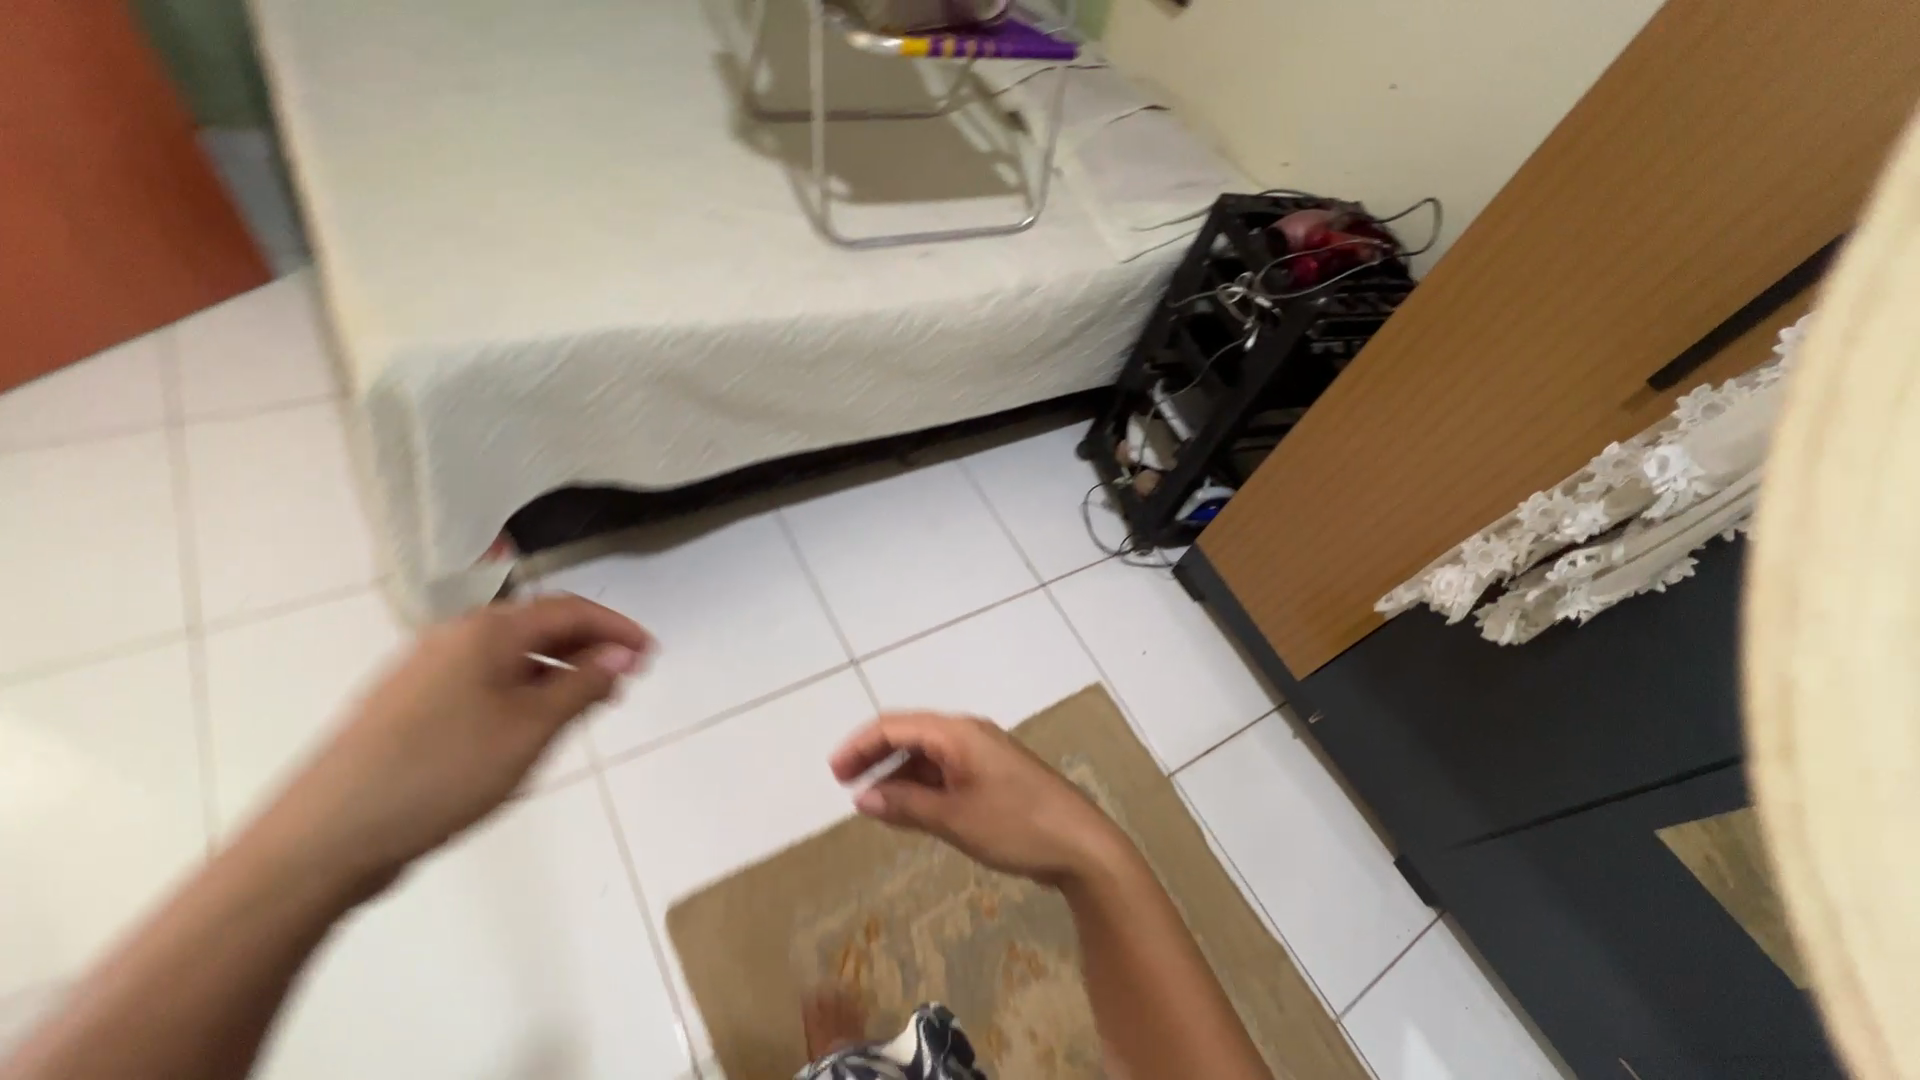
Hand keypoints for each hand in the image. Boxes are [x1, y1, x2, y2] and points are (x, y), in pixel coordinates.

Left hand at [252, 595, 653, 893]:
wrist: (325, 837)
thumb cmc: (443, 773)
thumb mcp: (530, 730)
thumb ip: (582, 686)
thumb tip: (621, 654)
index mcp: (486, 632)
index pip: (568, 610)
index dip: (616, 627)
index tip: (651, 655)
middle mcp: (452, 638)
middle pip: (537, 628)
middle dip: (588, 649)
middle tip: (625, 682)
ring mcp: (423, 672)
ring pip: (508, 658)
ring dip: (556, 673)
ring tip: (586, 708)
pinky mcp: (407, 706)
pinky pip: (482, 682)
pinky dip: (521, 692)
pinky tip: (528, 728)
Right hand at [829, 712, 1130, 885]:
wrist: (1082, 845)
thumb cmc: (1016, 826)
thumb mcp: (954, 818)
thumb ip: (906, 805)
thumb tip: (861, 798)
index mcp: (958, 733)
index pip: (895, 725)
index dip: (860, 745)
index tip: (834, 773)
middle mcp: (968, 734)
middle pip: (910, 734)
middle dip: (875, 755)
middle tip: (845, 785)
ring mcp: (983, 753)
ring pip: (928, 753)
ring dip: (897, 772)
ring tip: (872, 801)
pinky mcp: (994, 774)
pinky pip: (946, 769)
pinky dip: (922, 784)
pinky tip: (909, 806)